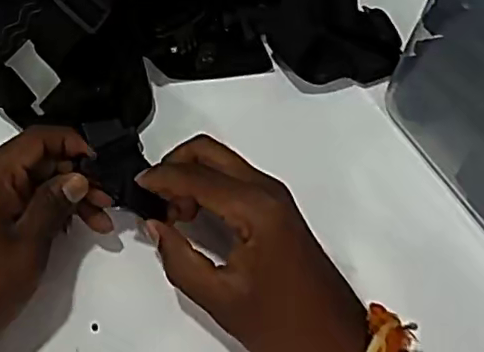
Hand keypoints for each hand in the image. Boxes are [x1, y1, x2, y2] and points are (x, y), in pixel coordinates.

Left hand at [0, 126, 115, 351]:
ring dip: (70, 194)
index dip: (73, 143)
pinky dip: (54, 207)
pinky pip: (30, 195)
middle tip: (103, 196)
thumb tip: (76, 179)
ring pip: (40, 178)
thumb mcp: (27, 244)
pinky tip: (75, 224)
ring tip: (97, 215)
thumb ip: (53, 205)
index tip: (97, 160)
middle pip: (43, 157)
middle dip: (77, 174)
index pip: (40, 137)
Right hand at [137, 136, 365, 351]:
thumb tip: (157, 229)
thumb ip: (180, 260)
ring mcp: (275, 197)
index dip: (160, 178)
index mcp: (256, 208)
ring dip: (191, 174)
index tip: (140, 185)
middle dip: (174, 164)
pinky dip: (208, 183)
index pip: (194, 176)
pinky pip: (233, 176)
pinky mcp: (277, 206)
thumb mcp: (223, 301)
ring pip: (220, 159)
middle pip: (207, 151)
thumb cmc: (295, 330)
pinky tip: (197, 212)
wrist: (342, 348)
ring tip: (176, 211)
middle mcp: (267, 192)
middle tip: (156, 193)